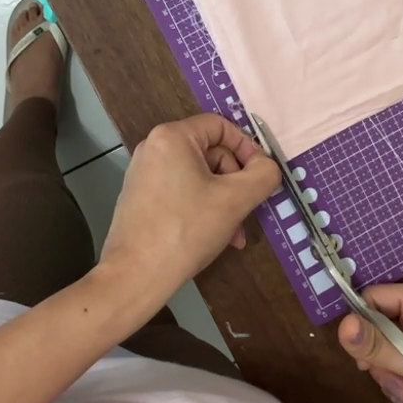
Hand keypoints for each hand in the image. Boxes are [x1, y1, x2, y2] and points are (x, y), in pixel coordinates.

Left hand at [100, 114, 279, 303]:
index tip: (261, 176)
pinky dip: (202, 208)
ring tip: (234, 234)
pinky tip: (214, 236)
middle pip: (211, 153)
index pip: (221, 126)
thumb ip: (262, 175)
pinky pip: (182, 191)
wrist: (134, 276)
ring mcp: (144, 173)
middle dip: (235, 182)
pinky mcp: (141, 197)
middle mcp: (153, 148)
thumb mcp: (235, 200)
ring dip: (222, 200)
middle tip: (247, 211)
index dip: (247, 148)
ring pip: (199, 176)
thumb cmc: (186, 230)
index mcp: (172, 137)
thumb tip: (267, 166)